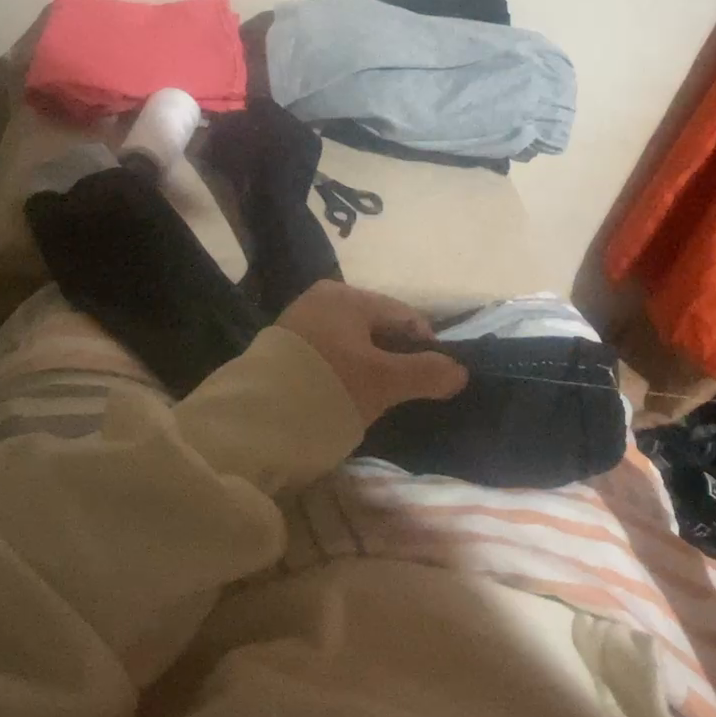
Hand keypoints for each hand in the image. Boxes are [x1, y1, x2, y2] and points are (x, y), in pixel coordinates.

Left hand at [275, 281, 468, 423]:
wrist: (255, 421)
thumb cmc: (329, 388)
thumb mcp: (384, 382)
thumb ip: (426, 373)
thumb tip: (460, 372)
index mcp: (346, 296)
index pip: (403, 316)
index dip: (425, 347)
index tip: (432, 381)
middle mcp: (319, 300)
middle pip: (375, 329)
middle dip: (393, 359)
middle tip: (400, 395)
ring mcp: (296, 325)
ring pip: (351, 346)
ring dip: (366, 370)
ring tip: (371, 402)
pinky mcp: (280, 352)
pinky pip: (327, 358)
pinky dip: (341, 376)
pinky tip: (341, 400)